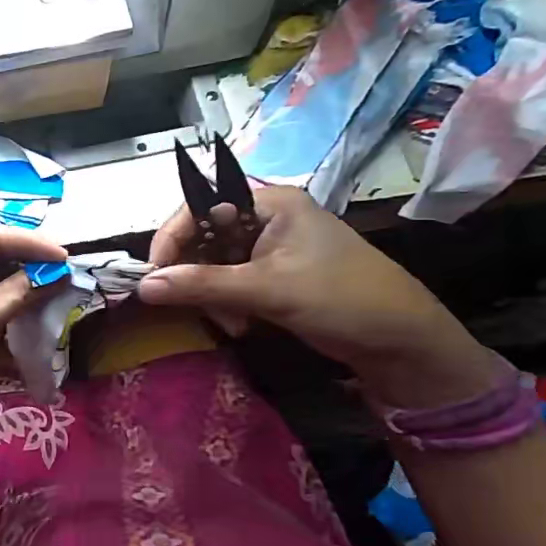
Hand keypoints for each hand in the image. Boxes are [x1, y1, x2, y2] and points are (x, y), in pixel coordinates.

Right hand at [138, 187, 494, 407]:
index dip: (171, 239)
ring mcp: (269, 248)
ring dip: (211, 296)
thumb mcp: (268, 289)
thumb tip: (144, 286)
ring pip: (212, 265)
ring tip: (232, 323)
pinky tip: (240, 325)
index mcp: (269, 203)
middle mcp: (265, 218)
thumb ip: (203, 285)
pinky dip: (226, 304)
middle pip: (202, 237)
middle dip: (195, 276)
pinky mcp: (272, 276)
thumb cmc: (341, 299)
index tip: (153, 276)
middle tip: (197, 307)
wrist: (401, 342)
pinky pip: (229, 283)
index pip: (199, 207)